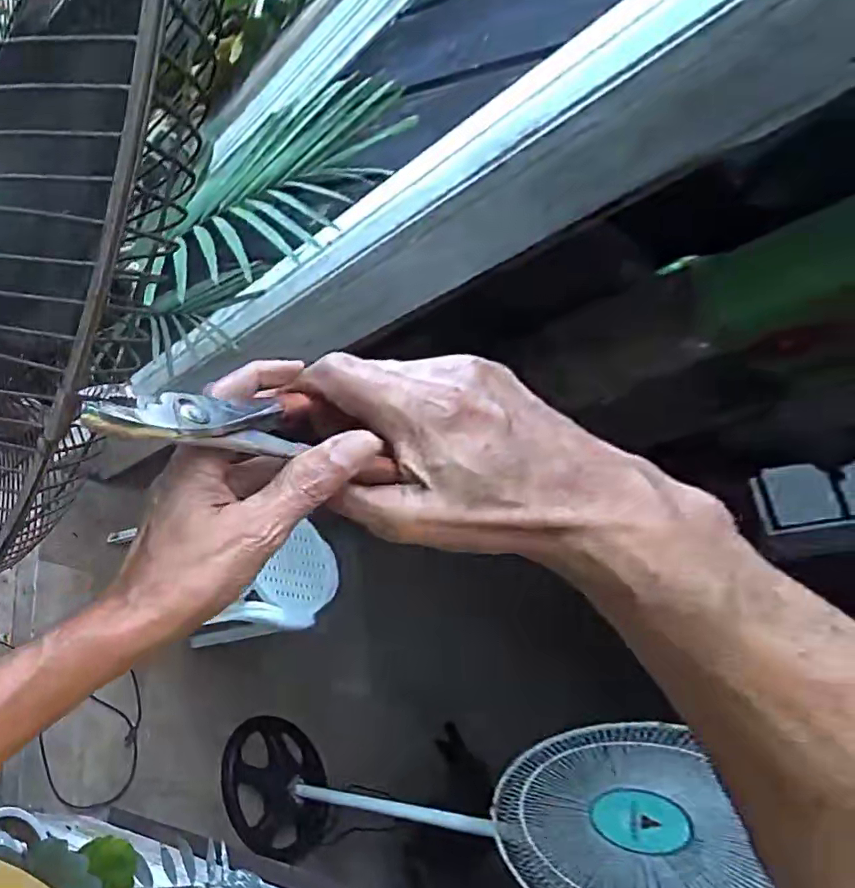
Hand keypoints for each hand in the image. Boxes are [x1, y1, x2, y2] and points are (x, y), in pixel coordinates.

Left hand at [107, 361, 384, 639]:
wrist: (145, 613)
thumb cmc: (189, 574)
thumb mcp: (256, 529)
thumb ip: (303, 484)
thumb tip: (355, 443)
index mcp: (195, 454)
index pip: (230, 396)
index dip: (271, 379)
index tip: (315, 376)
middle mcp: (190, 462)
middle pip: (241, 423)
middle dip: (288, 416)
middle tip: (338, 415)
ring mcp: (193, 486)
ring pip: (243, 454)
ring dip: (285, 450)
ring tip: (335, 445)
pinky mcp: (198, 509)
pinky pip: (239, 480)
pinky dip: (271, 477)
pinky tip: (305, 482)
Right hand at [291, 353, 731, 571]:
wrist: (592, 503)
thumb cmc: (498, 515)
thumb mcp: (402, 520)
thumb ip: (340, 491)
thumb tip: (300, 468)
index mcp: (419, 407)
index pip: (331, 371)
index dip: (299, 393)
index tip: (294, 421)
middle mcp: (442, 373)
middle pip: (355, 369)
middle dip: (332, 404)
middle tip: (337, 446)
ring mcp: (466, 367)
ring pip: (383, 371)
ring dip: (364, 403)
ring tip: (382, 446)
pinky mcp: (482, 371)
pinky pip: (414, 375)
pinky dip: (396, 400)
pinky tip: (412, 436)